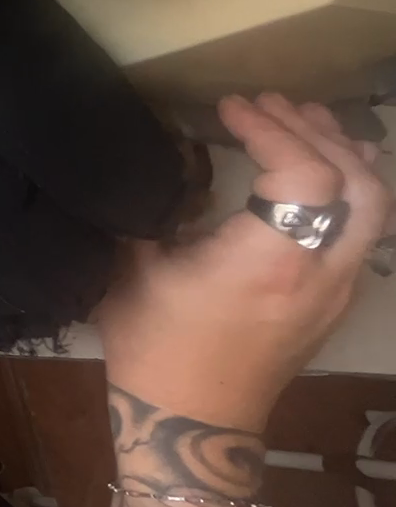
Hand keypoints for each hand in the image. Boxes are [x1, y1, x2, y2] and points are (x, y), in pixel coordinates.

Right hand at [97, 93, 389, 431]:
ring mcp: (341, 286)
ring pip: (378, 206)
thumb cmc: (152, 334)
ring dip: (343, 155)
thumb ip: (162, 210)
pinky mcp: (337, 294)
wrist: (193, 404)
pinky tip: (316, 169)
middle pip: (363, 185)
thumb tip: (174, 164)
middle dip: (317, 132)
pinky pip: (367, 226)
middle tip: (267, 102)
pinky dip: (348, 183)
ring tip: (299, 119)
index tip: (229, 107)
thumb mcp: (135, 263)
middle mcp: (323, 271)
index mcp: (267, 260)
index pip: (306, 177)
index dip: (271, 131)